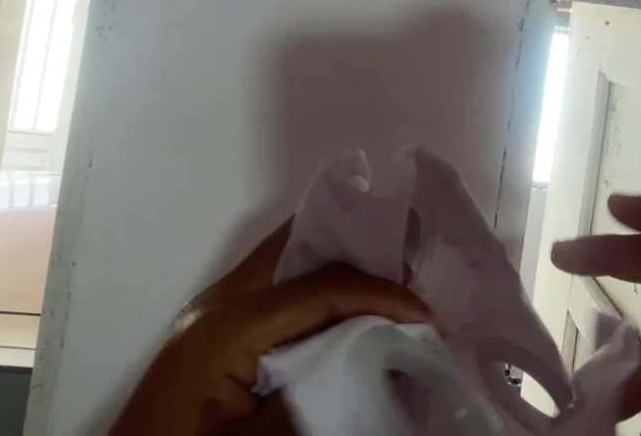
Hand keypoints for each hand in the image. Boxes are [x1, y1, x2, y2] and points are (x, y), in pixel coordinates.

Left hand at [110, 220, 436, 435]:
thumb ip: (314, 396)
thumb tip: (375, 360)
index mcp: (228, 326)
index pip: (322, 287)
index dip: (381, 293)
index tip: (426, 313)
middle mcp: (220, 301)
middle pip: (300, 243)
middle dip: (360, 246)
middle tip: (410, 268)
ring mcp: (214, 309)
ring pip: (288, 256)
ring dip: (341, 260)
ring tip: (390, 281)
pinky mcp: (216, 326)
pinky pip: (276, 283)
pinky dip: (317, 282)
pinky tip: (346, 307)